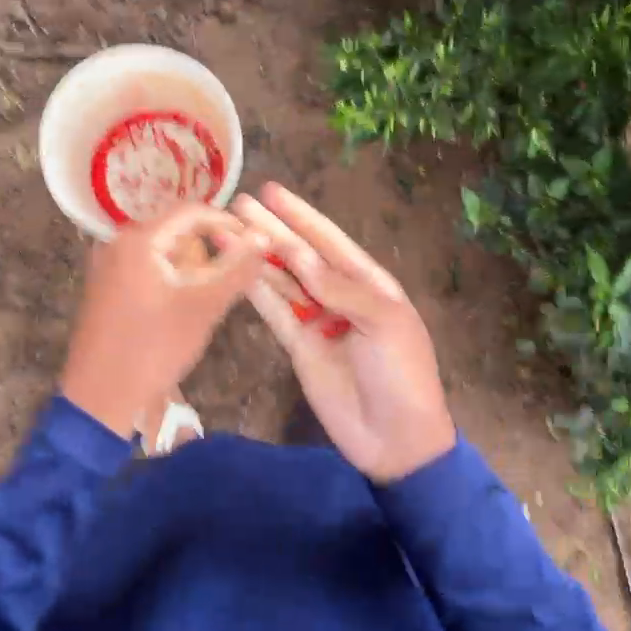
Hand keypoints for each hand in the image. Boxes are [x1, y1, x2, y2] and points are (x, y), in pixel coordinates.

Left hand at [60, 204, 268, 437]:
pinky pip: (147, 270)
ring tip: (211, 297)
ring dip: (192, 269)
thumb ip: (237, 267)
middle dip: (209, 251)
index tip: (255, 241)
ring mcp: (107, 267)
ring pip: (163, 253)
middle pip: (176, 231)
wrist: (99, 400)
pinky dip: (172, 280)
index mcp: (138, 239)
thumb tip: (264, 235)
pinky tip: (184, 308)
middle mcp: (117, 243)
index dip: (228, 222)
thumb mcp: (203, 306)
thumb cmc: (153, 348)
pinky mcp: (105, 290)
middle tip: (234, 277)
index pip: (192, 212)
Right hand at [233, 184, 454, 482]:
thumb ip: (339, 288)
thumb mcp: (383, 322)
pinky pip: (276, 313)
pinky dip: (257, 291)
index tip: (272, 192)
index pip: (330, 241)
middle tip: (238, 202)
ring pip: (283, 281)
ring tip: (228, 229)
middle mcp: (341, 295)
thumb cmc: (402, 372)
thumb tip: (299, 256)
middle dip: (272, 230)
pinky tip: (236, 269)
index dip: (301, 216)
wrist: (396, 438)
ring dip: (259, 256)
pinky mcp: (300, 347)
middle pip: (301, 256)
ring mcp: (318, 321)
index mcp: (370, 283)